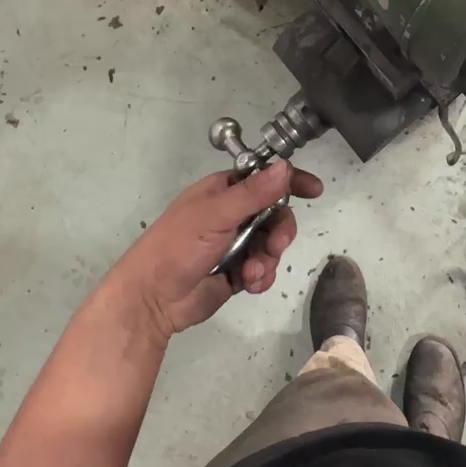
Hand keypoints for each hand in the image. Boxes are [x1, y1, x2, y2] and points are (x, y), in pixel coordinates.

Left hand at [107, 160, 324, 340]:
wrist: (151, 300)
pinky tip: (249, 285)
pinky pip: (263, 269)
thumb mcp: (216, 214)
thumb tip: (285, 166)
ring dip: (268, 259)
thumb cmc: (178, 246)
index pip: (264, 177)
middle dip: (280, 231)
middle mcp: (231, 213)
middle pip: (275, 213)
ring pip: (271, 243)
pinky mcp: (236, 271)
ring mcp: (234, 243)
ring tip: (253, 273)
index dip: (289, 181)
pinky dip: (261, 277)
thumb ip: (253, 193)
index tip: (314, 189)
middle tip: (277, 245)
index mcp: (224, 190)